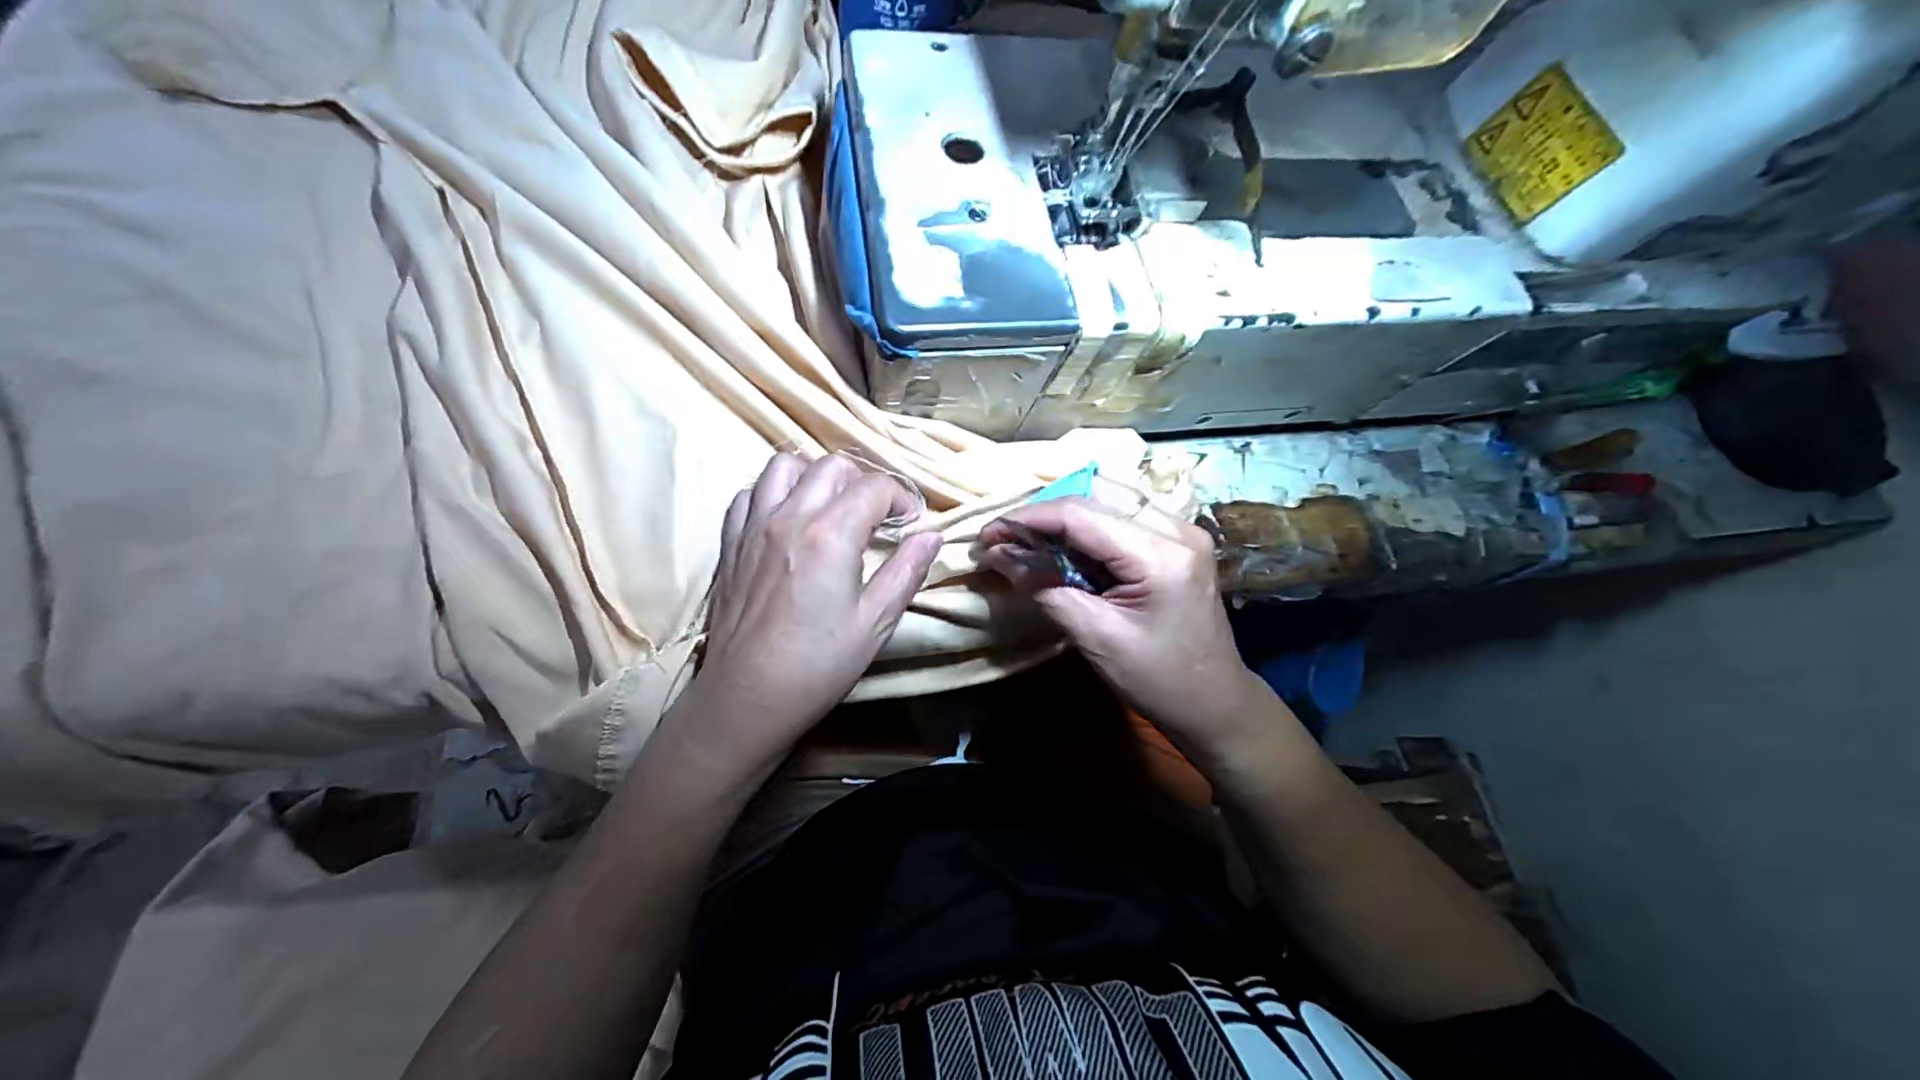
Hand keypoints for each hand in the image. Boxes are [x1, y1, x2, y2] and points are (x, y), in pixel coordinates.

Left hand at [666, 454, 941, 779]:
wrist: (747, 698)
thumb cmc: (818, 666)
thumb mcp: (875, 623)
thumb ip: (905, 572)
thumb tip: (932, 537)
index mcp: (831, 535)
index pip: (874, 487)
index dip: (902, 498)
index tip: (911, 522)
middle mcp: (789, 517)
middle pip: (832, 467)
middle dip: (863, 482)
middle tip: (877, 515)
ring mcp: (753, 527)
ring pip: (783, 467)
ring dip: (815, 477)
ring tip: (830, 506)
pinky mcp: (729, 544)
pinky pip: (748, 495)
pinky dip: (772, 495)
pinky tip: (786, 521)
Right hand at [980, 497, 1282, 761]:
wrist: (1214, 702)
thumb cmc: (1157, 680)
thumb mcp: (1095, 637)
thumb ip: (1045, 588)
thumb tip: (998, 554)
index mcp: (1160, 555)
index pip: (1081, 515)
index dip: (1028, 519)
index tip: (988, 534)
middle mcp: (1177, 528)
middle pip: (1096, 493)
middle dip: (1045, 513)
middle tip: (1006, 538)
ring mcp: (1182, 531)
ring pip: (1109, 498)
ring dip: (1064, 517)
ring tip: (1027, 542)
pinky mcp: (1177, 541)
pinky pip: (1123, 515)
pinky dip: (1087, 527)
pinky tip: (1063, 547)